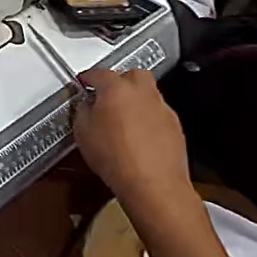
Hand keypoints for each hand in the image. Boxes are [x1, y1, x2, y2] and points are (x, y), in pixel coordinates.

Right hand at [73, 68, 197, 224]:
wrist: (151, 184)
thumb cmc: (118, 159)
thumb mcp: (82, 132)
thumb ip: (82, 111)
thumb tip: (84, 106)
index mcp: (116, 89)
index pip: (99, 73)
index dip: (89, 77)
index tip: (85, 81)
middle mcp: (142, 93)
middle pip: (133, 73)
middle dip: (120, 79)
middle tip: (107, 93)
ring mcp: (161, 108)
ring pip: (148, 92)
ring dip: (135, 98)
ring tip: (122, 116)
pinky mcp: (174, 125)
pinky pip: (158, 112)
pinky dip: (148, 117)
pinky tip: (137, 133)